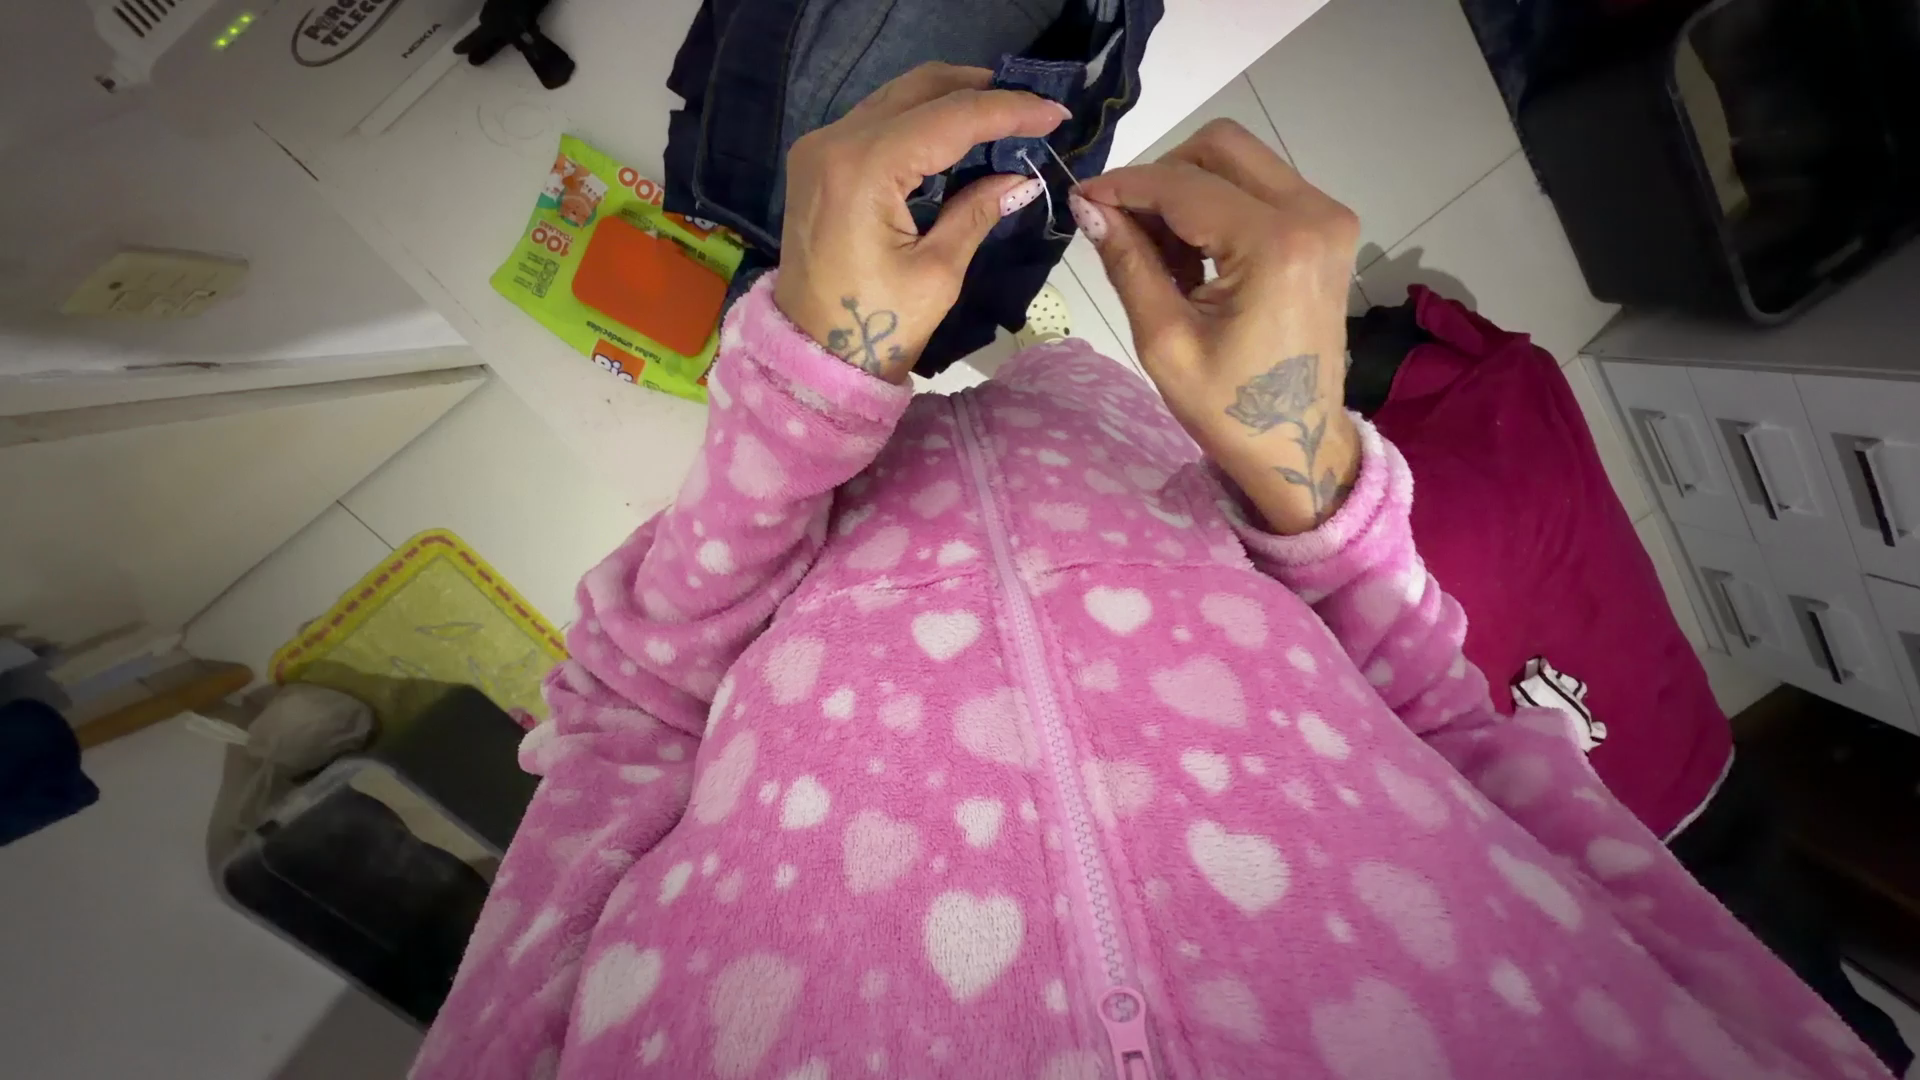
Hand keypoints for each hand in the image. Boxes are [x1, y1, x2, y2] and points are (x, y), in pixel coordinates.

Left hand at [774, 63, 1069, 382]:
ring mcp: (819, 149)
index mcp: (863, 169)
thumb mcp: (937, 274)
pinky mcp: (817, 163)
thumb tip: (1020, 177)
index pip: (948, 118)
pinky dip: (919, 122)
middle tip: (1030, 108)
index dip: (1007, 110)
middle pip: (919, 89)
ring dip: (949, 102)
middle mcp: (834, 142)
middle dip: (980, 91)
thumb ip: (976, 213)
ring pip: (897, 99)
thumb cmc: (878, 326)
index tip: (1054, 112)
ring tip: (1000, 119)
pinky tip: (953, 138)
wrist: (813, 355)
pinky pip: (876, 122)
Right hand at [1072, 120, 1361, 534]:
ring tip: (1157, 258)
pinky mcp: (1326, 231)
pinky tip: (1192, 262)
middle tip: (1122, 227)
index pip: (1184, 184)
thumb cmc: (1227, 409)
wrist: (1297, 444)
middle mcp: (1313, 212)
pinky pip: (1259, 191)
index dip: (1125, 186)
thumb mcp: (1165, 342)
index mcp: (1276, 244)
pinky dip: (1215, 210)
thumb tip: (1089, 209)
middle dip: (1160, 178)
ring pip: (1240, 165)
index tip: (1080, 198)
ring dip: (1187, 195)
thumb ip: (1129, 265)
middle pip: (1221, 148)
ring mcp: (1328, 217)